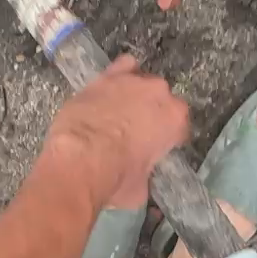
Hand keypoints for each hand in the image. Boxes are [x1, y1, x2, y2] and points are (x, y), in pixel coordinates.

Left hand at [43, 55, 189, 208]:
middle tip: (132, 136)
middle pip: (160, 102)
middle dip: (149, 116)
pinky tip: (110, 90)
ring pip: (141, 83)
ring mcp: (132, 81)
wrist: (77, 163)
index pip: (178, 127)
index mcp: (175, 120)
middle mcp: (159, 94)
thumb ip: (146, 177)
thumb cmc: (113, 180)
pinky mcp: (105, 78)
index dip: (167, 140)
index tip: (156, 151)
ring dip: (134, 96)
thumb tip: (140, 181)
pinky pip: (121, 67)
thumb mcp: (139, 190)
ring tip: (118, 115)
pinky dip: (119, 76)